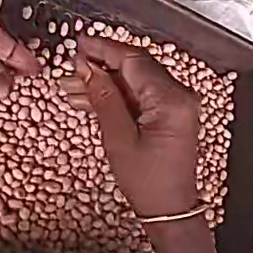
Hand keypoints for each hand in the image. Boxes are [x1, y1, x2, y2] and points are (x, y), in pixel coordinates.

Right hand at [59, 36, 200, 218]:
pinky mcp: (172, 114)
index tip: (80, 44)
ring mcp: (178, 105)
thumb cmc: (147, 182)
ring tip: (74, 87)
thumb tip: (88, 67)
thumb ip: (103, 98)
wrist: (169, 209)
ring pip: (137, 81)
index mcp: (171, 100)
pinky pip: (143, 96)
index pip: (134, 60)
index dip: (104, 49)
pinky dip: (119, 95)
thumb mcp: (118, 138)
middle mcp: (180, 96)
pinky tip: (93, 98)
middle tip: (72, 67)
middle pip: (136, 67)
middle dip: (102, 65)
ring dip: (107, 81)